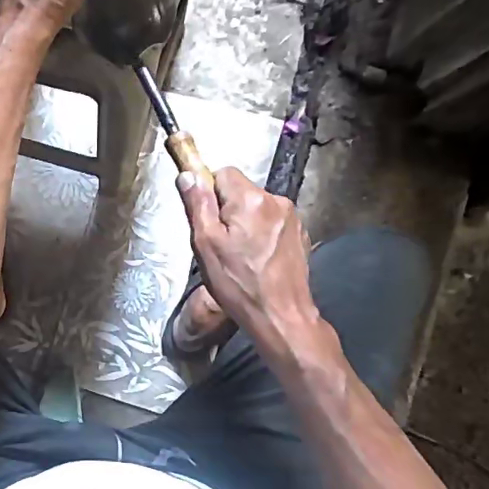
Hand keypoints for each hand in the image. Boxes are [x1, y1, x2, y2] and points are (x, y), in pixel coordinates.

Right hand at [176, 168, 336, 363]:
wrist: (280, 315)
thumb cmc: (238, 283)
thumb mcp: (206, 244)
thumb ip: (198, 204)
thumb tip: (188, 175)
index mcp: (251, 199)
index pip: (223, 173)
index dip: (209, 193)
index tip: (206, 219)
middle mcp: (276, 200)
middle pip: (240, 190)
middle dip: (226, 209)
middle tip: (219, 242)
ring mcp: (291, 217)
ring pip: (255, 206)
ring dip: (244, 222)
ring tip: (238, 254)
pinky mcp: (299, 233)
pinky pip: (271, 221)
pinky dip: (260, 233)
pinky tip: (256, 258)